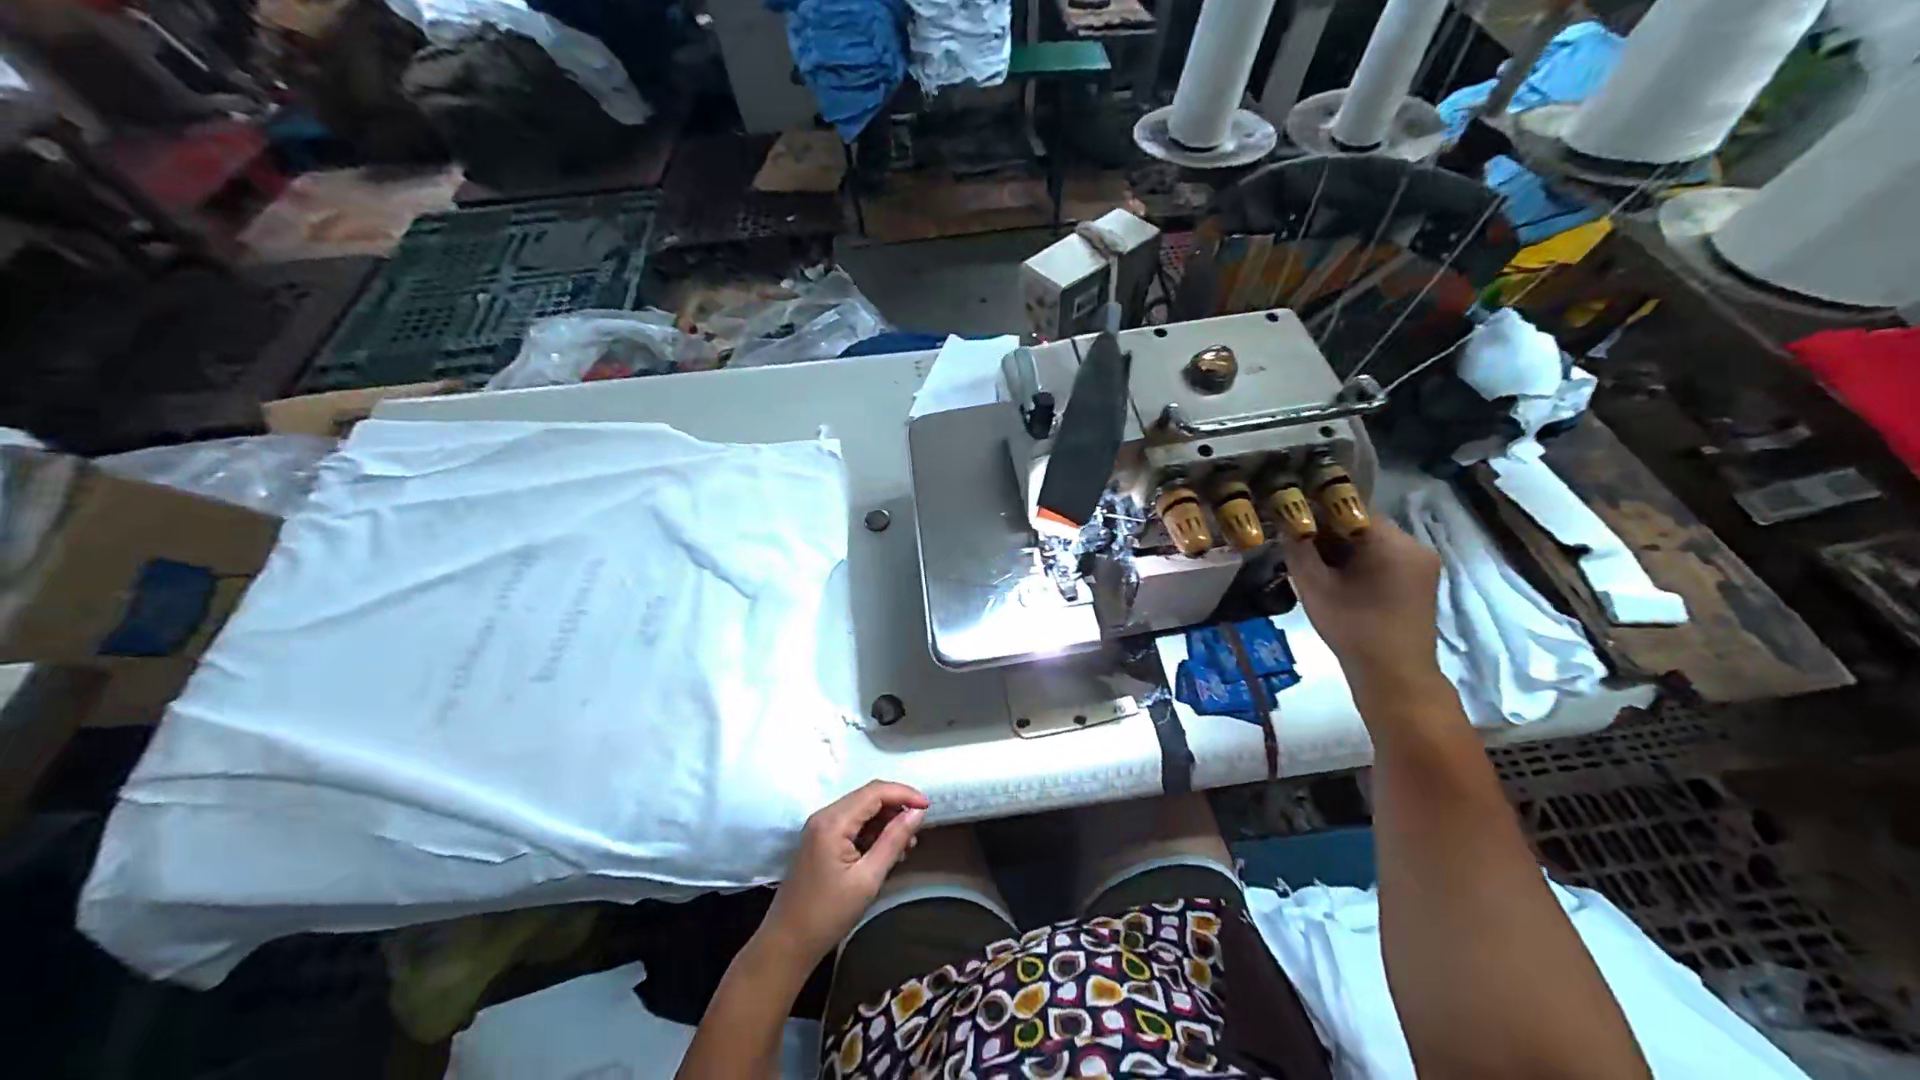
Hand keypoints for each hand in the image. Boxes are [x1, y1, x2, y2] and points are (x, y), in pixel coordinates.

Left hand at [758, 780, 929, 966]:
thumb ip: (893, 840)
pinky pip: (852, 824)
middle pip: (868, 796)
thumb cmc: (828, 914)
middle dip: (897, 807)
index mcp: (833, 822)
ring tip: (906, 845)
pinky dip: (872, 831)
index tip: (929, 807)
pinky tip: (887, 850)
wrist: (787, 943)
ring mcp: (820, 827)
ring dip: (886, 821)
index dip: (904, 794)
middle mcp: (824, 816)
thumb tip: (917, 813)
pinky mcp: (820, 840)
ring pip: (861, 810)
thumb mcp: (867, 878)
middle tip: (918, 829)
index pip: (875, 792)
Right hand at [1281, 519, 1444, 699]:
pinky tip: (1337, 580)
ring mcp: (1421, 565)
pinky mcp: (1419, 582)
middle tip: (1298, 547)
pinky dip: (1359, 563)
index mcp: (1394, 543)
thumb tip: (1287, 525)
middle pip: (1363, 526)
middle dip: (1329, 534)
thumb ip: (1299, 550)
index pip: (1351, 510)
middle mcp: (1415, 546)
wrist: (1393, 676)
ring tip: (1315, 566)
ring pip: (1372, 543)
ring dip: (1343, 550)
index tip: (1293, 525)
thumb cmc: (1353, 628)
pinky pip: (1384, 559)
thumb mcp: (1316, 587)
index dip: (1318, 514)